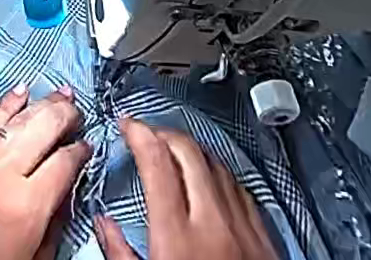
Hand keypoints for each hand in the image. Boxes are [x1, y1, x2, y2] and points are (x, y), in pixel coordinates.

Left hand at [0, 84, 91, 259]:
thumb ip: (51, 230)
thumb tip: (63, 197)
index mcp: (25, 205)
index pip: (63, 164)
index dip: (81, 152)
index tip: (90, 146)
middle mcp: (1, 171)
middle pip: (40, 127)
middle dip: (64, 115)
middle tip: (80, 110)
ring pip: (14, 119)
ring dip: (39, 103)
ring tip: (61, 92)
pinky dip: (4, 107)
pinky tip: (18, 93)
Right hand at [95, 119, 274, 259]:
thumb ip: (120, 255)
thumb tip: (103, 223)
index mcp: (177, 236)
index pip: (156, 159)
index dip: (138, 132)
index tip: (126, 124)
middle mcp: (213, 223)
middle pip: (187, 151)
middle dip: (162, 133)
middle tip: (146, 135)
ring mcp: (244, 230)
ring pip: (216, 164)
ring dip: (191, 151)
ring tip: (174, 153)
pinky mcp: (267, 243)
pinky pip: (241, 190)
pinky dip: (219, 175)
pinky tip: (209, 182)